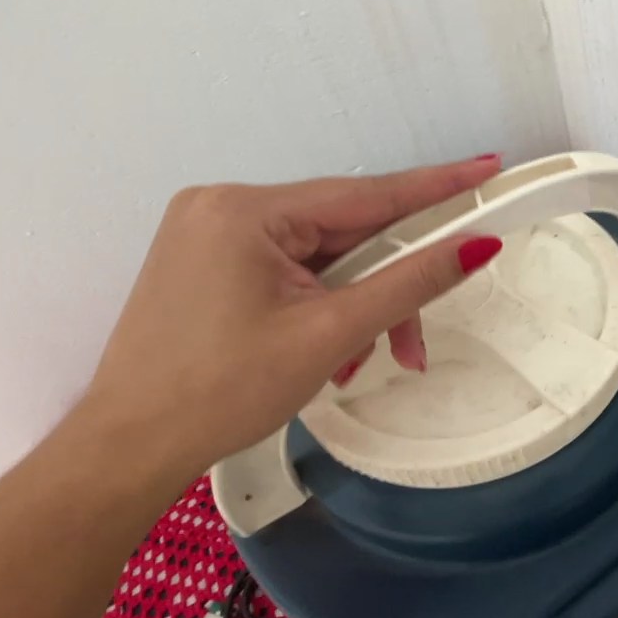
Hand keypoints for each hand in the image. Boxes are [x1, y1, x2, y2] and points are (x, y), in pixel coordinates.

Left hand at [73, 157, 506, 478]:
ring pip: (326, 256)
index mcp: (246, 211)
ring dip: (362, 305)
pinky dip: (329, 305)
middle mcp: (226, 208)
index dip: (438, 185)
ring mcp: (215, 235)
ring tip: (372, 359)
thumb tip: (478, 246)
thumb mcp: (331, 333)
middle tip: (416, 338)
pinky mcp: (212, 264)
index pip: (367, 194)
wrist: (128, 450)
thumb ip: (411, 282)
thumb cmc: (223, 391)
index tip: (489, 167)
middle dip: (392, 283)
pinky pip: (298, 271)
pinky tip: (336, 350)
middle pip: (347, 231)